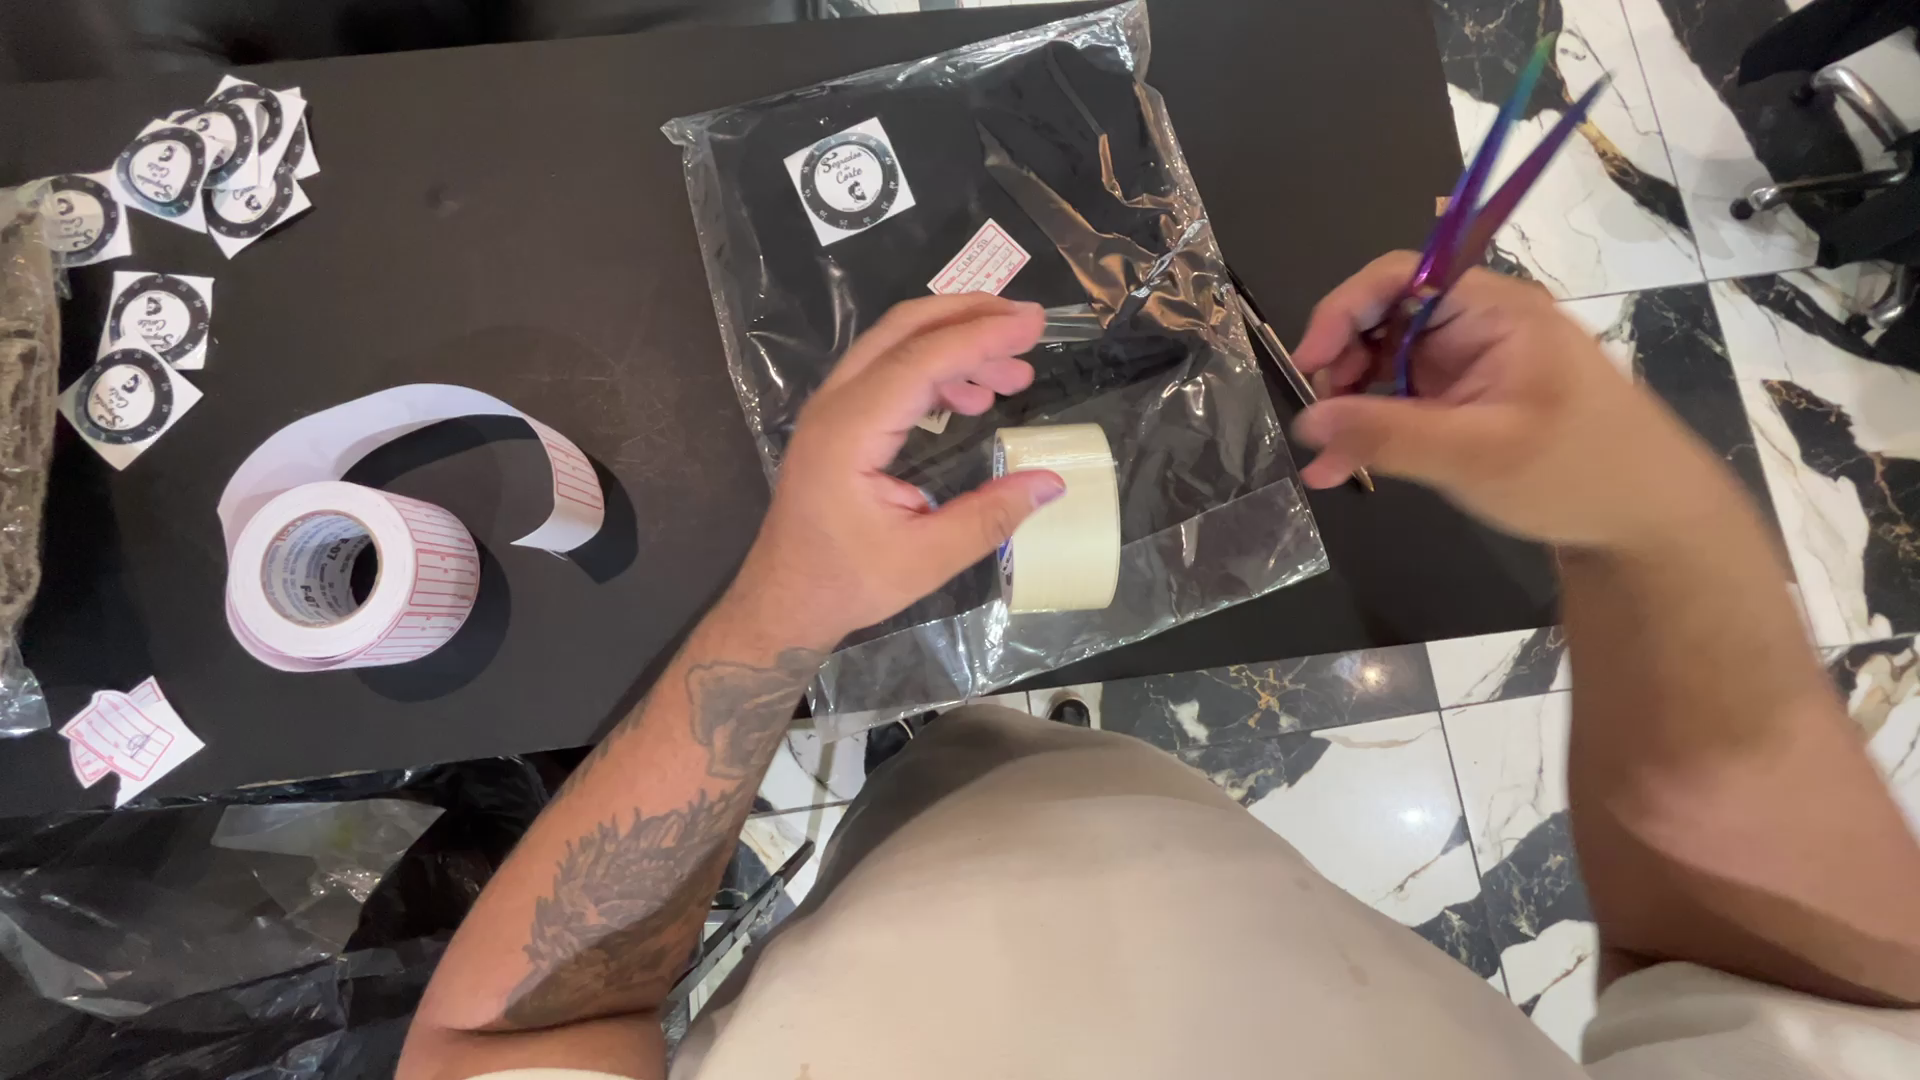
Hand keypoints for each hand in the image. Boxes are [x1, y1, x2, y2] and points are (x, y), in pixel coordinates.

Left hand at [722, 294, 1064, 646]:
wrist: (785, 600)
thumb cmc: (846, 583)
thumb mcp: (926, 559)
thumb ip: (990, 517)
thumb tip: (1052, 482)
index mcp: (848, 433)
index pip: (920, 361)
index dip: (980, 337)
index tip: (1033, 326)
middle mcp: (834, 406)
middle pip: (902, 330)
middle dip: (969, 317)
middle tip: (1028, 327)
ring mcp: (832, 410)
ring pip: (895, 346)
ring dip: (955, 345)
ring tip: (1012, 374)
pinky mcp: (839, 422)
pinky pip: (889, 373)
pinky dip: (934, 372)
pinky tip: (971, 399)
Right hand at [1289, 252, 1729, 549]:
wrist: (1640, 522)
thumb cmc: (1575, 474)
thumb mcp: (1473, 455)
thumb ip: (1384, 435)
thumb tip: (1305, 421)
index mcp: (1493, 313)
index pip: (1399, 278)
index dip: (1343, 311)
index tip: (1307, 365)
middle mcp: (1474, 327)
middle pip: (1380, 319)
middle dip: (1339, 363)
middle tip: (1320, 416)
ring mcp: (1464, 365)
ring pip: (1378, 363)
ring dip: (1346, 403)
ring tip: (1331, 455)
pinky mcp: (1457, 400)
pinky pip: (1393, 401)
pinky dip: (1364, 429)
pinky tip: (1341, 465)